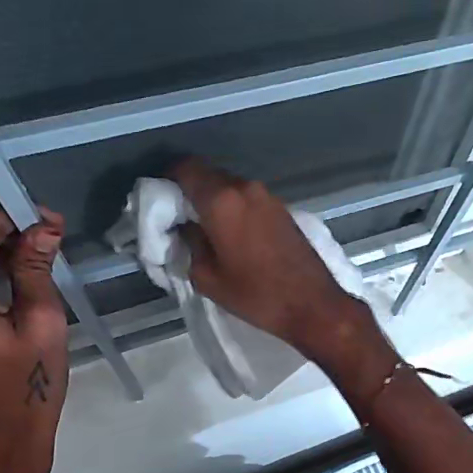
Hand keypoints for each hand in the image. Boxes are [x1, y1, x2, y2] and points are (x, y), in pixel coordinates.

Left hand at [0, 209, 68, 472]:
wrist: (1, 434)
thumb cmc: (28, 383)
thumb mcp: (43, 320)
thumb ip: (36, 266)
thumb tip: (44, 225)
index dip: (16, 216)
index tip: (53, 224)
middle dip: (1, 223)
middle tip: (46, 236)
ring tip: (36, 252)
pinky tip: (13, 270)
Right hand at [169, 158, 376, 365]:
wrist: (313, 304)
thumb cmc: (256, 294)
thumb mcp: (208, 277)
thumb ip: (188, 244)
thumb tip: (181, 228)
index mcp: (222, 200)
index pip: (185, 168)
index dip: (167, 179)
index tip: (159, 200)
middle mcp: (244, 188)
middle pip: (207, 174)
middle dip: (188, 190)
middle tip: (177, 218)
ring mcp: (266, 195)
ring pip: (228, 185)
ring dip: (212, 200)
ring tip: (203, 229)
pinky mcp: (281, 208)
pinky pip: (246, 197)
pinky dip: (232, 207)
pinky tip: (229, 233)